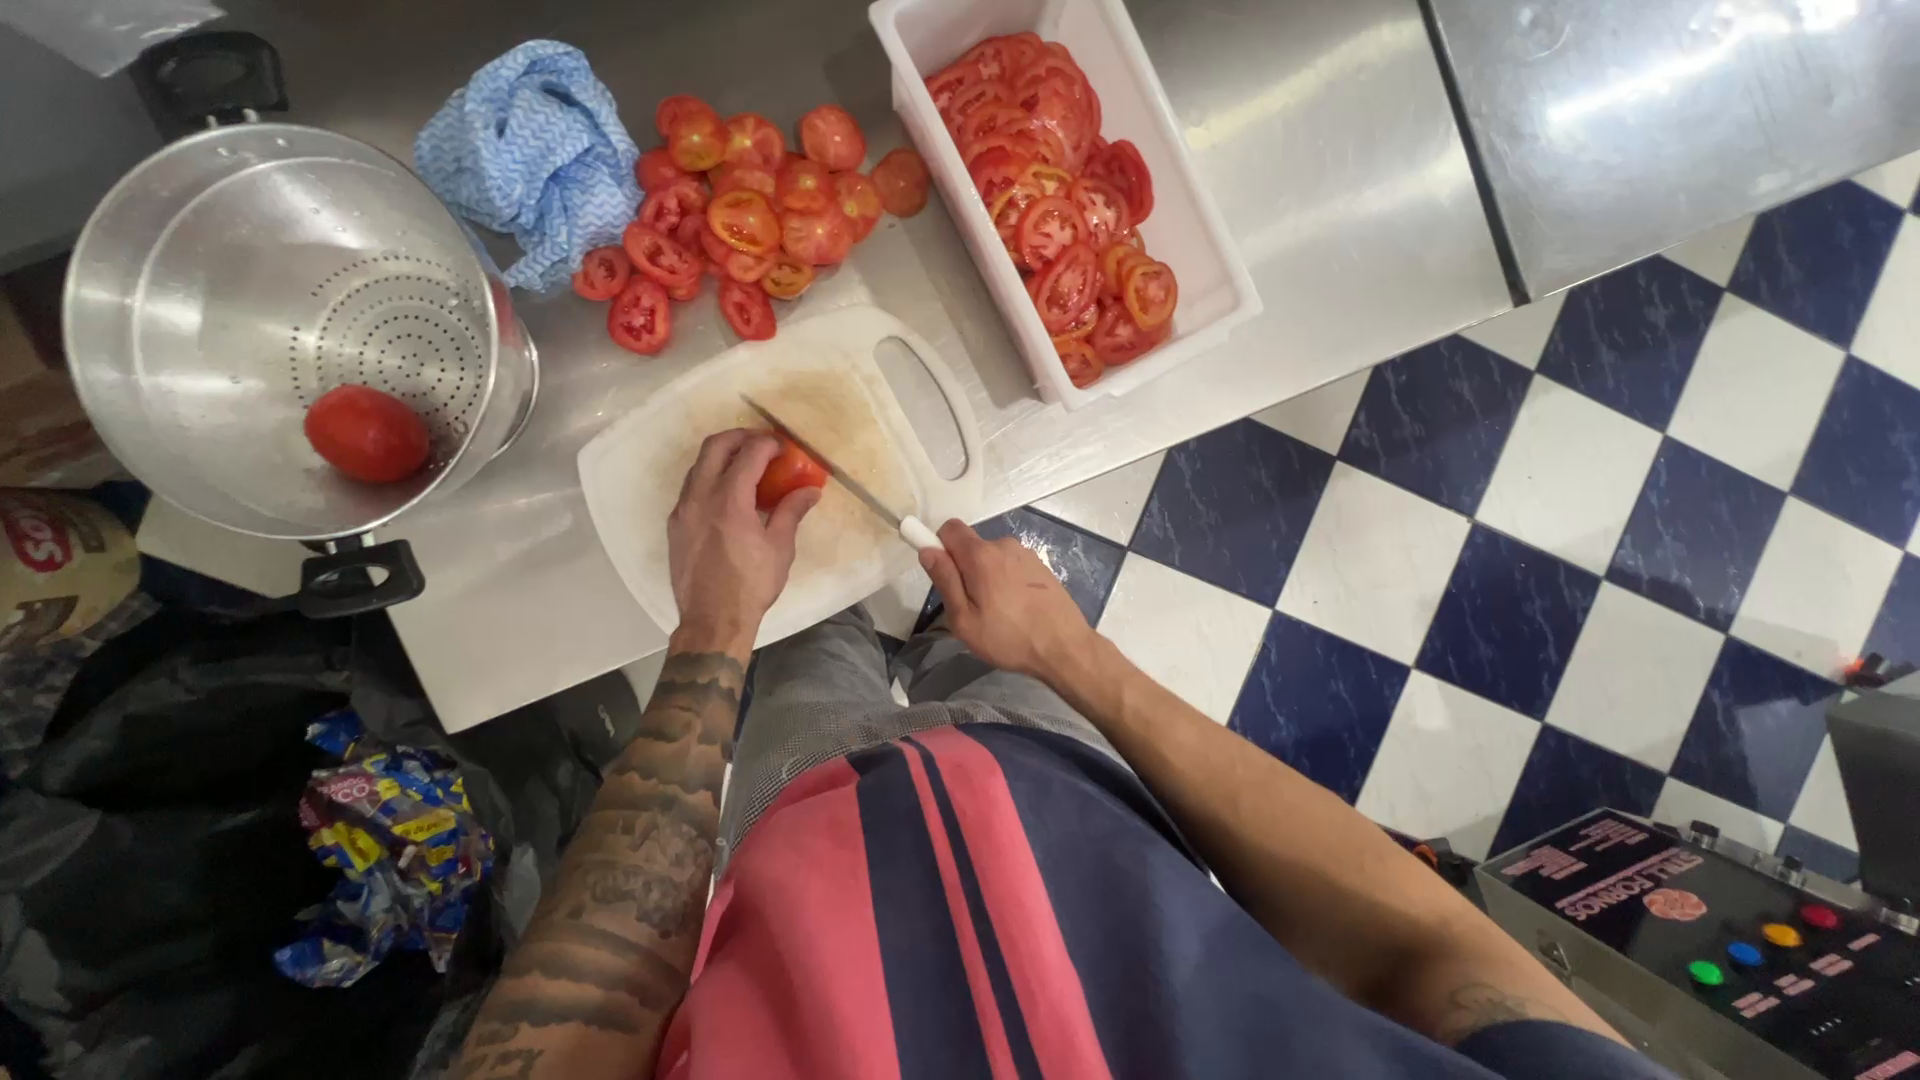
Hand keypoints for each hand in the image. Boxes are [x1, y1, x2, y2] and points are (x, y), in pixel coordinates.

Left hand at [668, 429, 820, 648]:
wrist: (712, 620)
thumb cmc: (752, 585)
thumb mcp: (780, 548)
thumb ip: (792, 512)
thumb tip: (810, 490)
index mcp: (729, 500)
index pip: (748, 454)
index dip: (767, 444)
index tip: (782, 447)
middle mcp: (700, 497)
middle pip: (714, 447)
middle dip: (739, 437)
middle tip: (760, 442)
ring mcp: (682, 510)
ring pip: (697, 466)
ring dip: (721, 457)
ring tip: (745, 466)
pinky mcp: (675, 525)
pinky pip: (690, 489)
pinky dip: (709, 479)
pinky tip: (727, 495)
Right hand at [917, 519, 1099, 680]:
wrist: (1065, 647)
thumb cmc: (1008, 638)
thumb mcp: (964, 619)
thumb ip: (944, 581)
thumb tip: (927, 550)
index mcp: (981, 555)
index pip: (950, 528)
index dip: (939, 545)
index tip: (941, 572)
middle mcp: (1004, 545)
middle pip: (971, 545)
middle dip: (964, 568)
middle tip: (971, 605)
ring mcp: (1026, 554)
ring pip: (992, 558)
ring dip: (987, 577)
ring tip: (997, 612)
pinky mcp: (1041, 567)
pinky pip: (1011, 566)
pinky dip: (1006, 581)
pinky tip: (1017, 609)